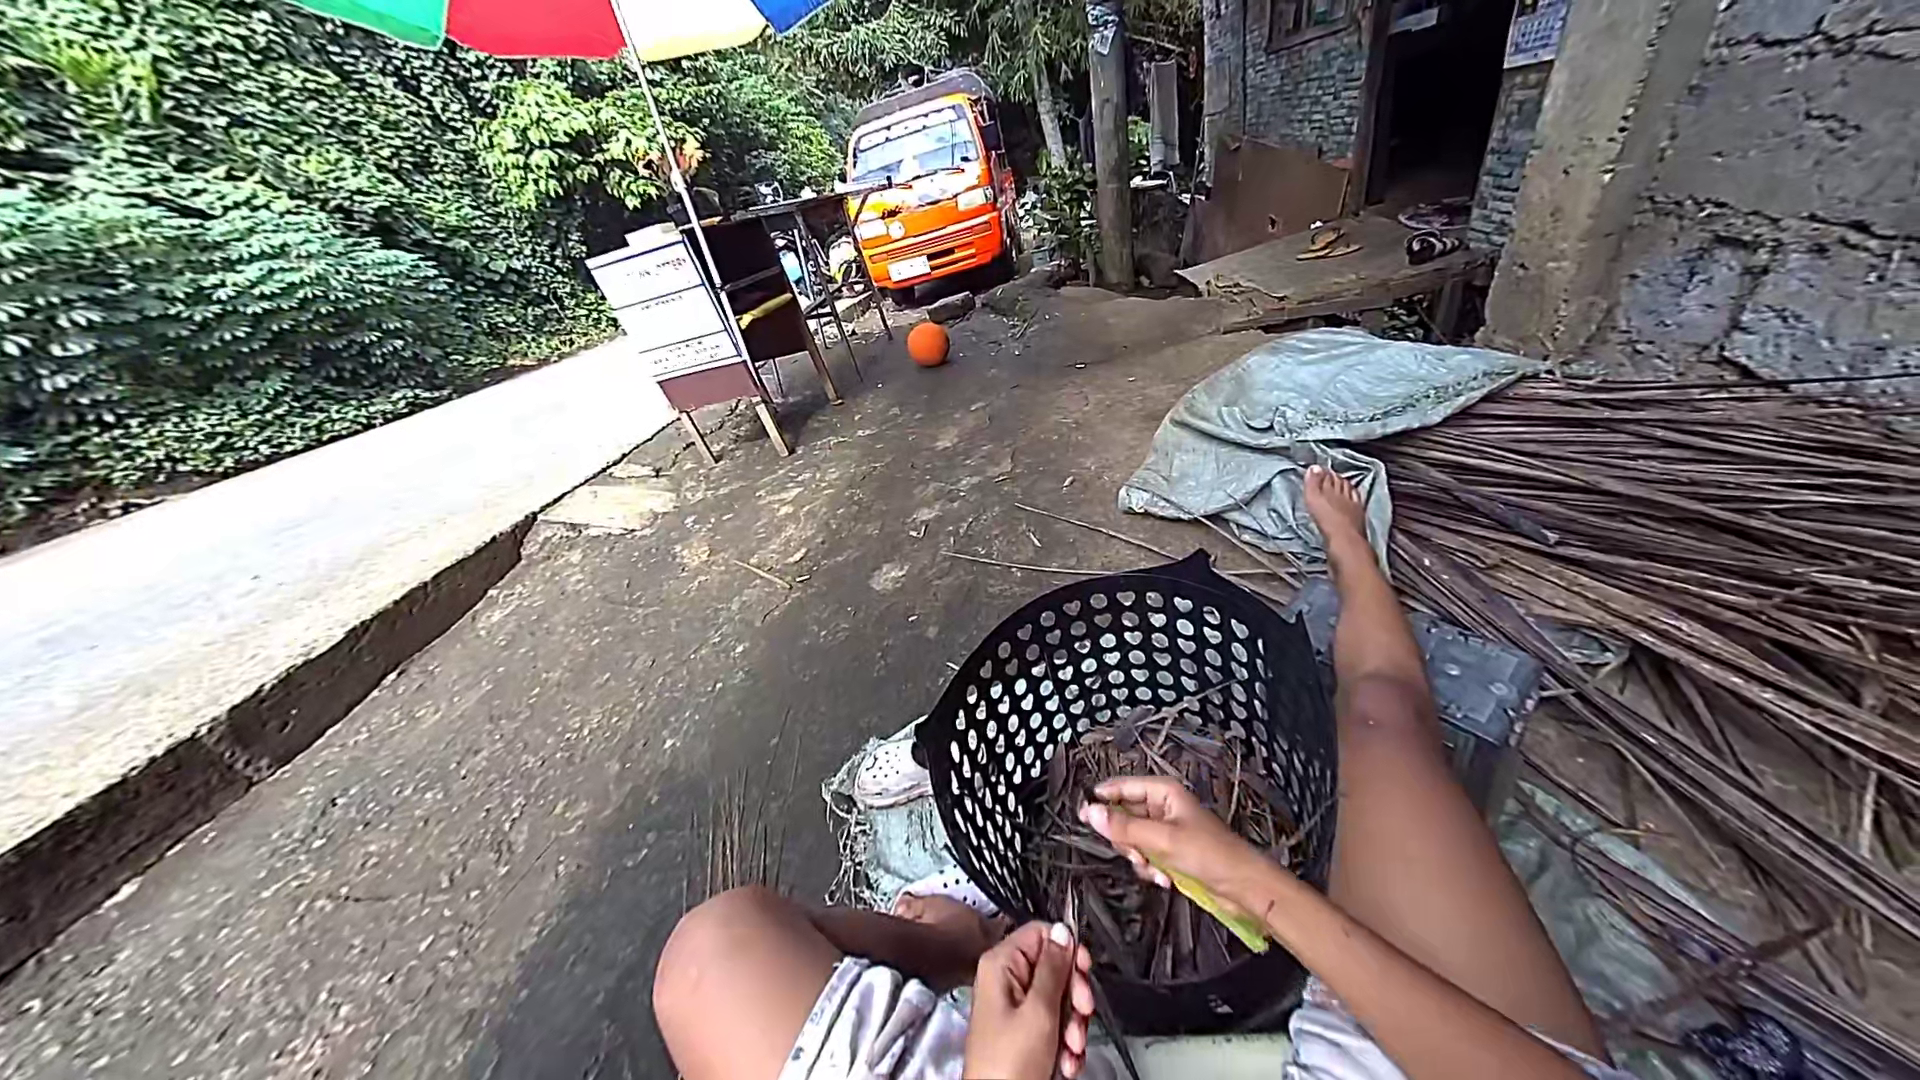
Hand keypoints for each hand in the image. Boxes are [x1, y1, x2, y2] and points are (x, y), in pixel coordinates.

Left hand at [963, 921, 1095, 1079]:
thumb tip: (1062, 931)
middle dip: (1073, 995)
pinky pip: (1053, 1024)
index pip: (1040, 933)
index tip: (1084, 969)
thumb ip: (1053, 968)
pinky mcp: (1023, 1034)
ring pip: (1057, 999)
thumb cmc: (1009, 1066)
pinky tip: (1067, 1061)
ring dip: (1073, 1025)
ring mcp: (1014, 1008)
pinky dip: (1065, 1043)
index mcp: (1001, 963)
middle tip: (1081, 1013)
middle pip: (1052, 967)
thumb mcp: (1039, 1011)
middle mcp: (1005, 980)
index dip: (1066, 948)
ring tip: (1071, 1047)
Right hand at [1079, 776, 1272, 904]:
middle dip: (1126, 838)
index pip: (1121, 787)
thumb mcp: (1161, 839)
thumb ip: (1123, 826)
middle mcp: (1163, 806)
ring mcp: (1167, 830)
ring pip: (1133, 838)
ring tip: (1154, 869)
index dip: (1102, 799)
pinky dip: (1150, 868)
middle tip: (1134, 853)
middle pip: (1124, 814)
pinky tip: (1164, 879)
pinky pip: (1146, 855)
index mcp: (1163, 791)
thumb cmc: (1208, 854)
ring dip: (1139, 857)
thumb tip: (1089, 811)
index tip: (1082, 815)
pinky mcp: (1171, 852)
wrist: (1245, 888)